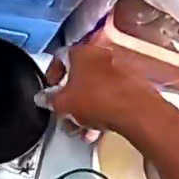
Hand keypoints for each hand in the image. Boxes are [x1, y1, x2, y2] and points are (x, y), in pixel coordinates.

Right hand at [37, 42, 165, 134]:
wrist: (135, 111)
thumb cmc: (98, 100)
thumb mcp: (61, 104)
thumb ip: (49, 100)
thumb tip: (44, 98)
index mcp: (82, 52)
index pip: (59, 57)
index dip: (51, 75)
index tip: (49, 89)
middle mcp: (102, 55)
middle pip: (79, 75)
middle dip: (70, 96)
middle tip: (65, 111)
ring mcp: (121, 68)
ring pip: (96, 87)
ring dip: (86, 106)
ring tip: (82, 125)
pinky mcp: (134, 83)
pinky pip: (112, 94)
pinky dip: (103, 108)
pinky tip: (98, 125)